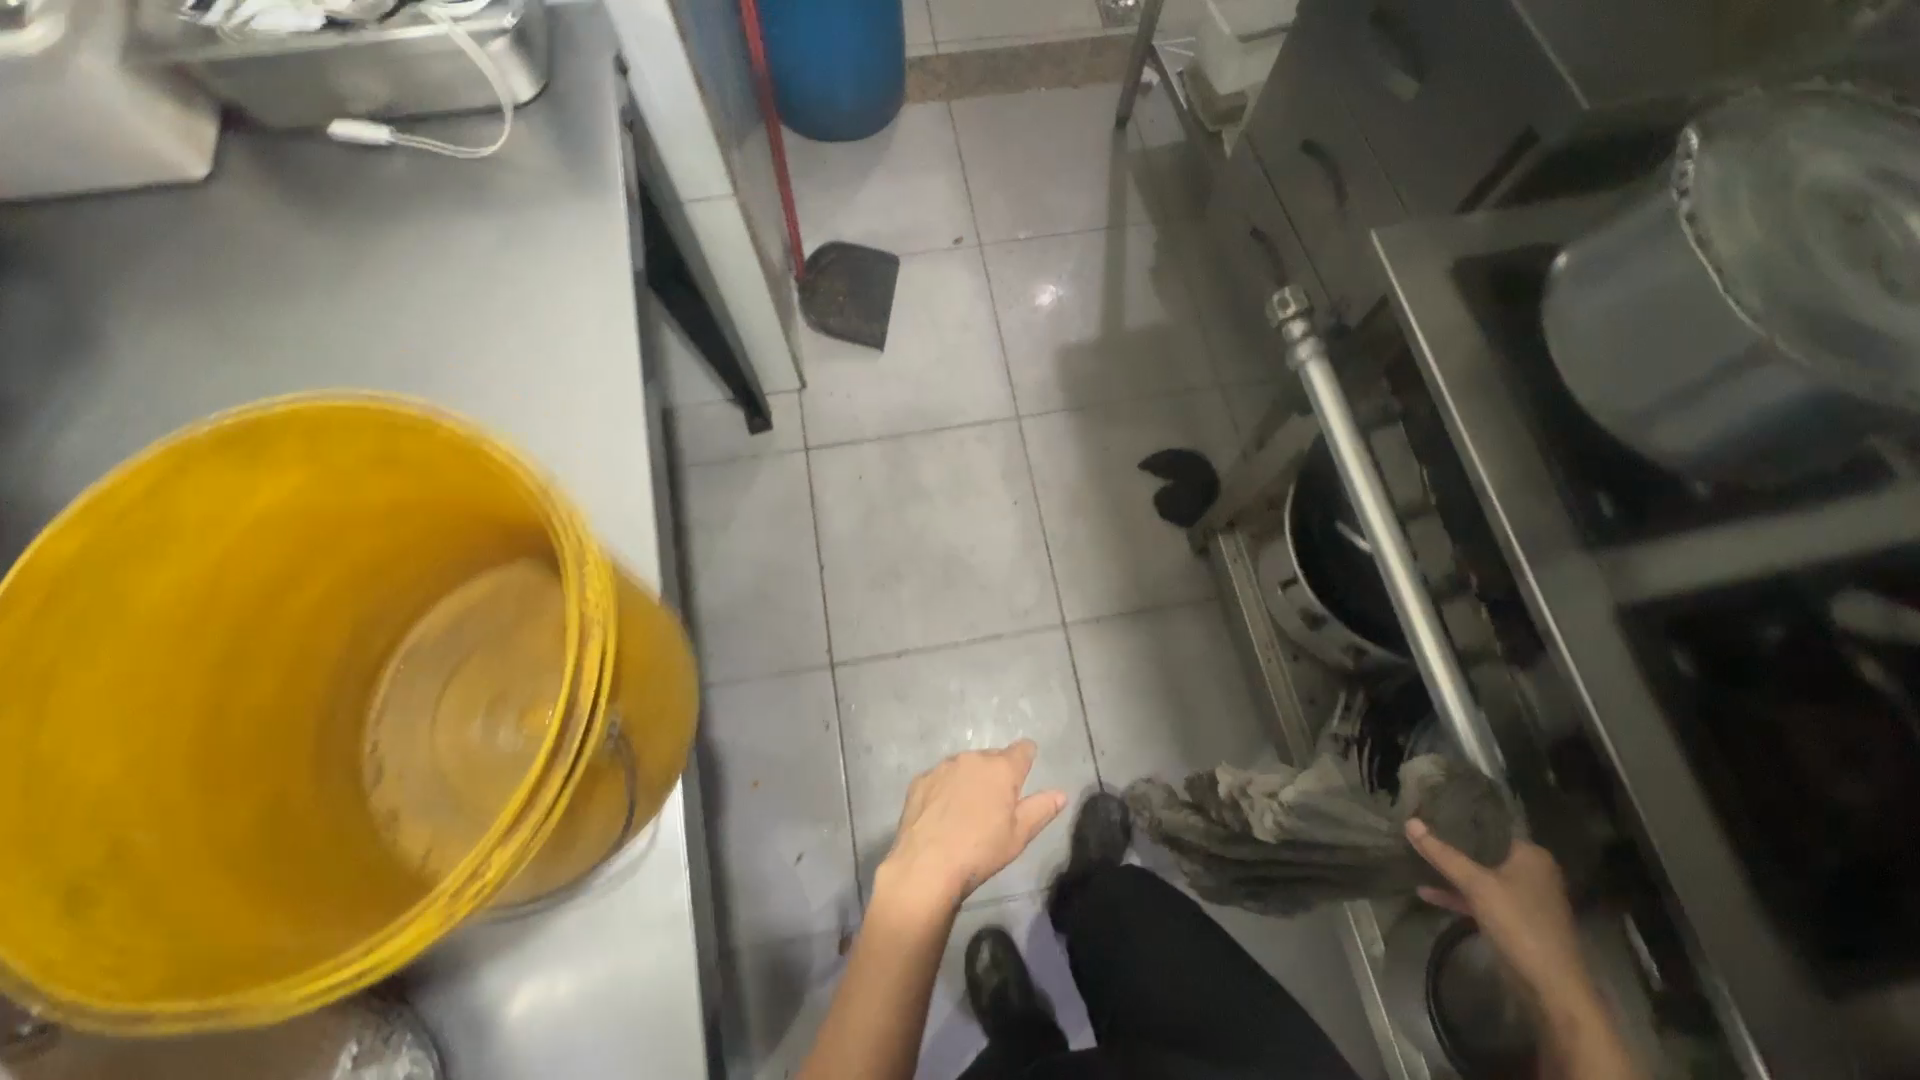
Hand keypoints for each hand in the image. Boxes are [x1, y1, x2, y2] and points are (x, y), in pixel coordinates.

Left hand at [879, 740, 1067, 908]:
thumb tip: (1061, 793)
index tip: (1025, 770)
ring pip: (964, 766)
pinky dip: (944, 790)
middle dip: (996, 774)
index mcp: (1001, 769)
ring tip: (967, 810)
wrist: (926, 864)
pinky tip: (942, 814)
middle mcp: (972, 759)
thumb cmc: (981, 850)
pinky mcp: (920, 781)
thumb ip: (1041, 809)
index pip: (1023, 750)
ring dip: (969, 780)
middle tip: (995, 803)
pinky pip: (940, 779)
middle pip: (991, 758)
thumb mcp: (1019, 835)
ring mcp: (942, 767)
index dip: (1026, 758)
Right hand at [1406, 819, 1593, 1005]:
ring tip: (1416, 858)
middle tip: (1417, 831)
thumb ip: (1443, 854)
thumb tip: (1410, 822)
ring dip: (1451, 872)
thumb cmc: (1519, 923)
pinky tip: (1426, 893)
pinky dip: (1457, 895)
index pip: (1490, 828)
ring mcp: (1522, 897)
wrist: (1550, 983)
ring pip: (1480, 876)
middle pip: (1483, 852)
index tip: (1427, 811)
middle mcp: (1530, 872)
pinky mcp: (1512, 919)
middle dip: (1451, 846)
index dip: (1458, 820)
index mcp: (1531, 855)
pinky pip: (1480, 898)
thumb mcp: (1477, 885)